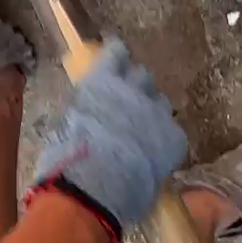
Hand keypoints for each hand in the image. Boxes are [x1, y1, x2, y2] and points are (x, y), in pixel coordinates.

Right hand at [31, 40, 188, 238]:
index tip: (114, 57)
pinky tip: (153, 153)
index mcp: (103, 80)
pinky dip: (162, 140)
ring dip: (150, 111)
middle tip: (126, 101)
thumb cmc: (67, 157)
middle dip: (134, 86)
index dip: (116, 55)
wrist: (93, 189)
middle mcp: (134, 90)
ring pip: (160, 103)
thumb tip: (90, 107)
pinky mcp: (174, 139)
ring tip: (141, 130)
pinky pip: (172, 133)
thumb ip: (85, 106)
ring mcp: (157, 114)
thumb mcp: (67, 121)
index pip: (116, 53)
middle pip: (142, 77)